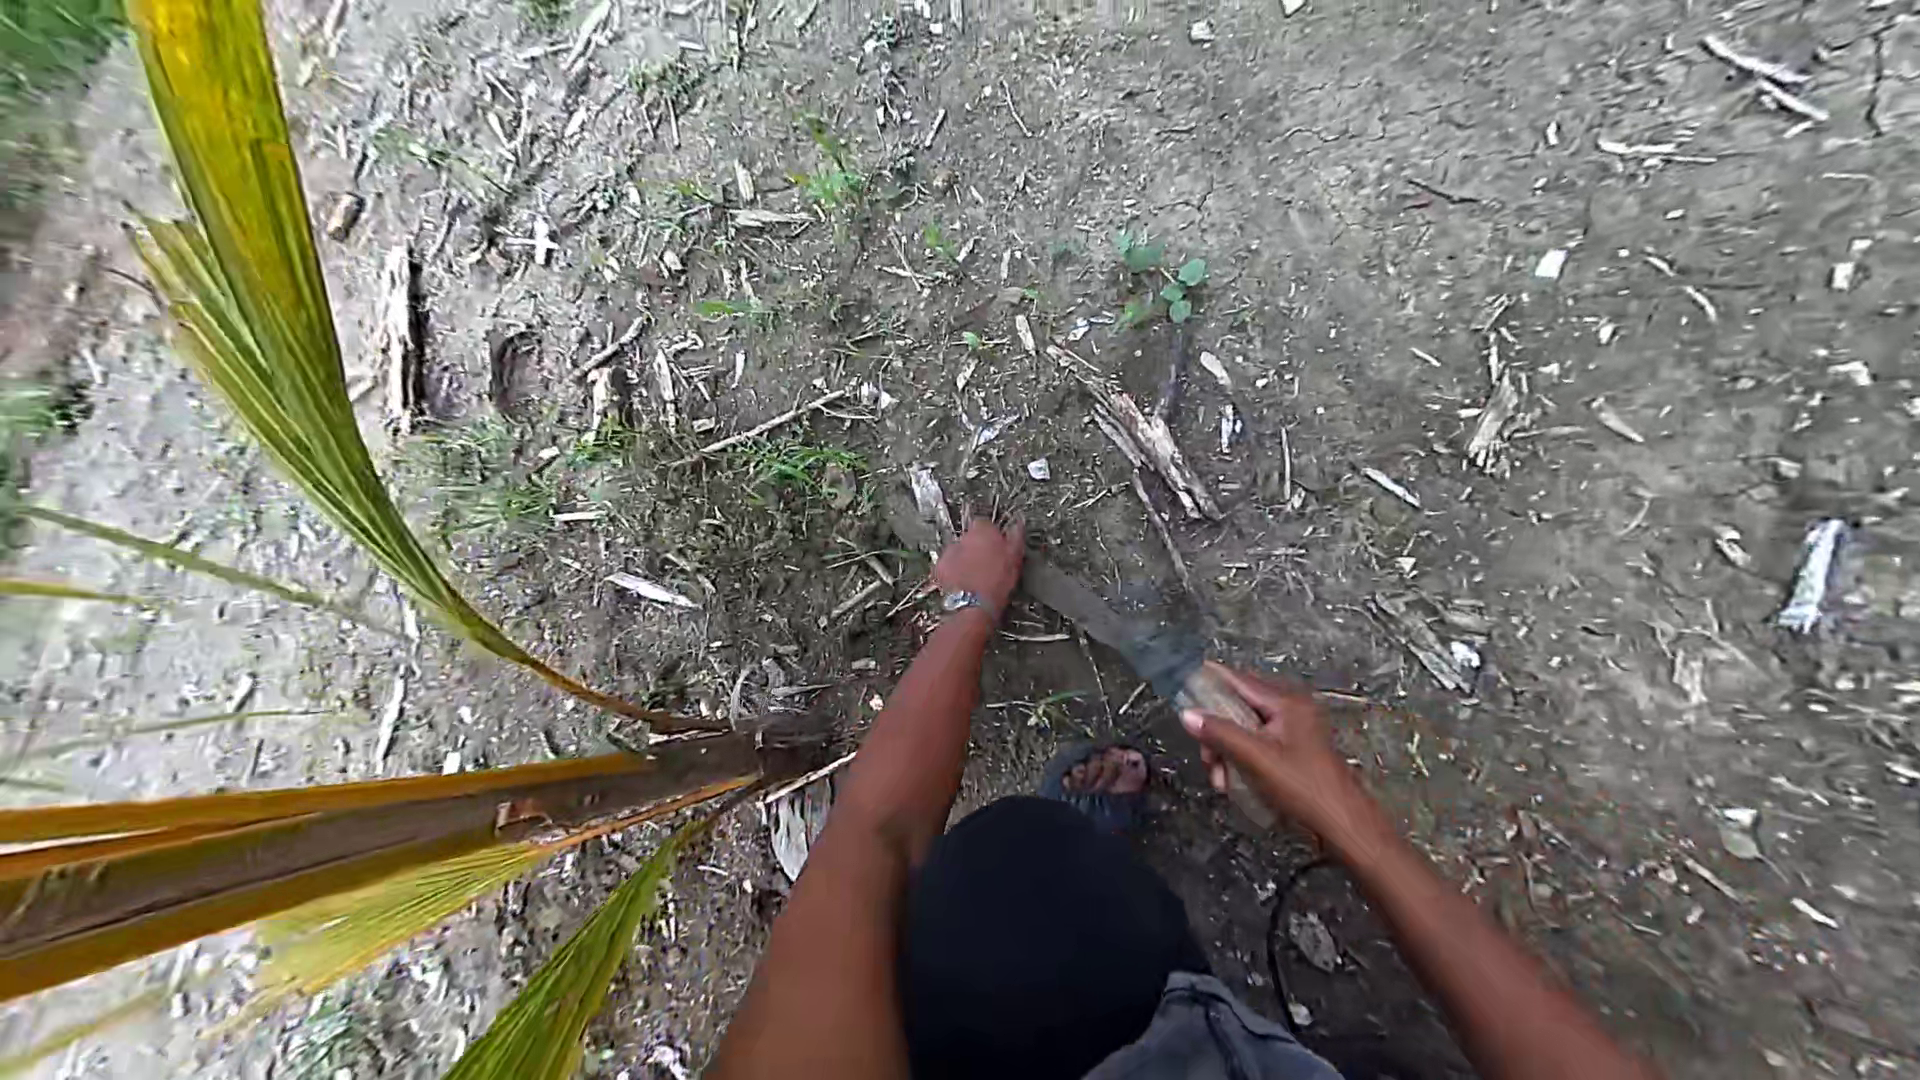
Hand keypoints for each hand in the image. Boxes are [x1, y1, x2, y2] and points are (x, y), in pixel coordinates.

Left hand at [932, 518, 1025, 618]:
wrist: (975, 605)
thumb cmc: (997, 583)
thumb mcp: (1015, 558)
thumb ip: (1016, 537)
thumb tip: (1018, 525)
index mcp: (982, 530)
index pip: (984, 523)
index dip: (990, 536)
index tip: (996, 546)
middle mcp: (963, 537)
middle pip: (969, 538)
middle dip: (976, 548)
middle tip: (986, 564)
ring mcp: (949, 552)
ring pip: (957, 551)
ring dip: (964, 559)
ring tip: (975, 576)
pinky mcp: (939, 567)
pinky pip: (947, 565)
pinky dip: (953, 571)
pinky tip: (963, 582)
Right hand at [1180, 664, 1386, 853]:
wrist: (1345, 829)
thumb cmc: (1303, 788)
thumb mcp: (1255, 758)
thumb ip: (1219, 733)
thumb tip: (1186, 714)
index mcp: (1286, 702)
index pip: (1238, 680)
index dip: (1209, 680)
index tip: (1182, 683)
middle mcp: (1290, 709)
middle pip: (1237, 706)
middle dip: (1216, 731)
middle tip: (1207, 756)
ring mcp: (1293, 730)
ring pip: (1243, 728)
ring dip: (1226, 750)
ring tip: (1220, 779)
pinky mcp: (1293, 750)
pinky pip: (1255, 744)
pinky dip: (1240, 758)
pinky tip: (1233, 782)